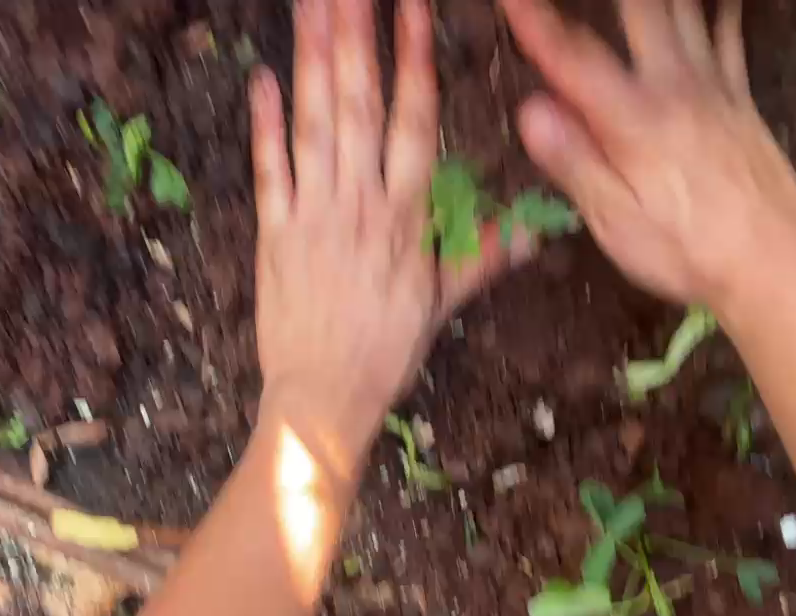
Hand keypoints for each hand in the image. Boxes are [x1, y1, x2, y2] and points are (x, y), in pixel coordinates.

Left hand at [251, 0, 520, 471]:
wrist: (324, 397)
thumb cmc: (384, 355)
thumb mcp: (438, 307)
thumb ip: (480, 260)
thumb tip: (534, 233)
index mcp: (404, 220)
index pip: (414, 124)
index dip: (412, 61)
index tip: (410, 8)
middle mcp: (358, 206)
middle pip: (358, 107)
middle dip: (355, 36)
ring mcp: (312, 217)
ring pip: (313, 126)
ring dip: (311, 60)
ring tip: (312, 2)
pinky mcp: (274, 237)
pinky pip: (269, 172)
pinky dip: (264, 126)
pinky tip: (262, 79)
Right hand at [498, 0, 795, 310]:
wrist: (773, 257)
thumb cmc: (685, 250)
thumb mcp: (616, 220)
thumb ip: (575, 161)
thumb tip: (530, 110)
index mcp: (634, 121)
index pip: (574, 61)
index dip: (538, 25)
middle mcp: (674, 87)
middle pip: (638, 13)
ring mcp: (713, 87)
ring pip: (683, 11)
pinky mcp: (739, 100)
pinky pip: (728, 35)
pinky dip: (717, 10)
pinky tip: (714, 2)